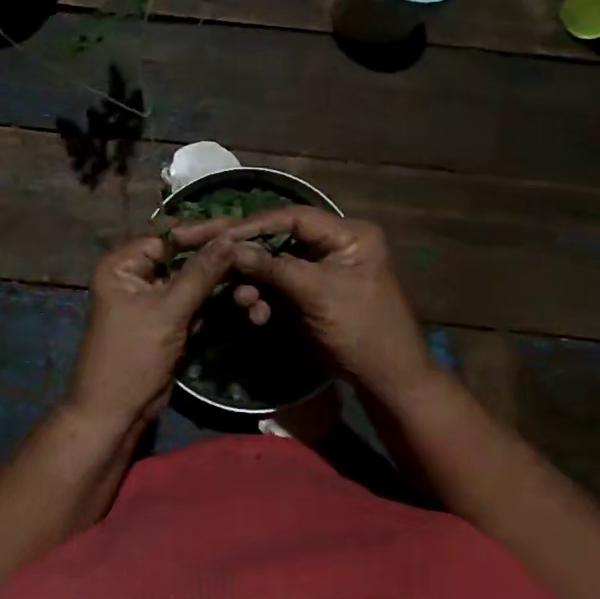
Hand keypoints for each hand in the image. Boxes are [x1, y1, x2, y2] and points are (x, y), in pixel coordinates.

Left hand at [66, 224, 236, 433]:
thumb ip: (200, 273)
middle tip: (251, 247)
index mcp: (122, 265)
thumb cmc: (133, 355)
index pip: (166, 237)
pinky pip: (192, 303)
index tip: (238, 225)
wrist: (117, 411)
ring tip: (251, 279)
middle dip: (215, 258)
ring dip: (219, 282)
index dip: (201, 231)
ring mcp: (151, 300)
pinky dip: (214, 302)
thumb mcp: (168, 311)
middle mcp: (134, 276)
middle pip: (181, 258)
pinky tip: (242, 298)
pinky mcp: (166, 322)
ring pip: (191, 281)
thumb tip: (230, 239)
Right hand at [218, 207, 433, 388]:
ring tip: (242, 300)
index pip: (293, 217)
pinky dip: (263, 299)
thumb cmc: (362, 330)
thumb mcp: (317, 294)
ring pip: (273, 264)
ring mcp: (319, 269)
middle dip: (247, 253)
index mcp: (348, 235)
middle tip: (212, 257)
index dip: (255, 224)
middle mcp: (332, 245)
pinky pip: (277, 286)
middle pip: (278, 238)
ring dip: (253, 282)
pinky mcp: (308, 292)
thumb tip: (230, 248)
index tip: (222, 236)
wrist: (386, 381)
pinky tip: (256, 315)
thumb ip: (273, 268)